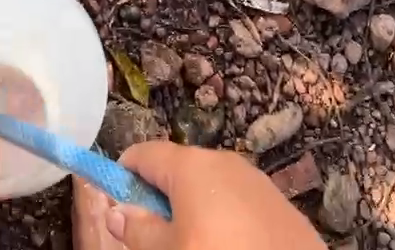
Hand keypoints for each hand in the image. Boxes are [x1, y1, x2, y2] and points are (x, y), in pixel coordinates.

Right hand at [106, 142, 322, 249]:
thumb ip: (140, 232)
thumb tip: (116, 212)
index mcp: (189, 165)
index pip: (143, 154)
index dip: (123, 176)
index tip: (118, 209)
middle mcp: (221, 160)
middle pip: (175, 170)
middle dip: (159, 200)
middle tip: (157, 241)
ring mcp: (253, 179)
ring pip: (207, 188)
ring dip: (193, 211)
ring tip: (195, 246)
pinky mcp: (278, 203)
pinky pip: (236, 203)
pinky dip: (224, 220)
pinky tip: (231, 249)